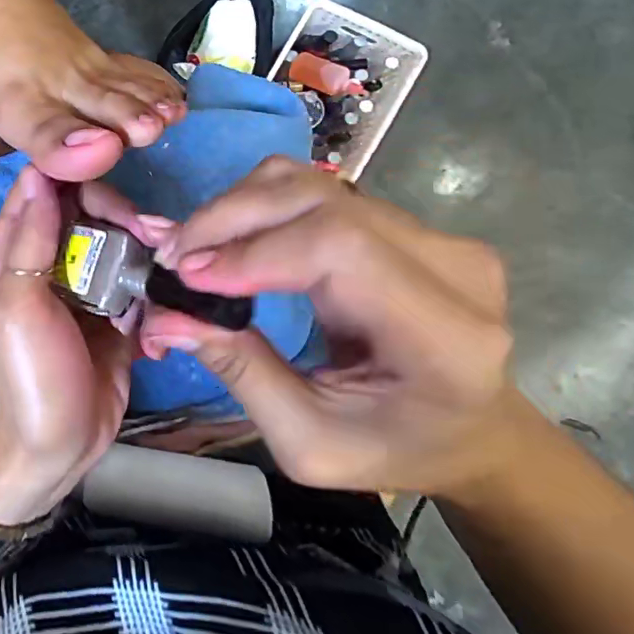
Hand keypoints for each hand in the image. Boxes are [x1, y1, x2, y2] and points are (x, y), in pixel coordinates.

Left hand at [0, 167, 157, 524]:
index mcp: (14, 252)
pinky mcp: (117, 308)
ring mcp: (86, 283)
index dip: (77, 180)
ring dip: (148, 245)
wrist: (58, 449)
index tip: (112, 189)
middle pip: (90, 210)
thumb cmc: (28, 374)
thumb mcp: (18, 305)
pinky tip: (171, 286)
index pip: (43, 189)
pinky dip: (156, 278)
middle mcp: (50, 259)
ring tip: (170, 259)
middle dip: (124, 214)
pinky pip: (140, 277)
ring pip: (120, 239)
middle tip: (153, 234)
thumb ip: (29, 241)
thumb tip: (37, 174)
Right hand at [141, 156, 514, 497]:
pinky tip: (230, 236)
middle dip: (229, 219)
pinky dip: (258, 204)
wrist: (469, 430)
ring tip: (194, 247)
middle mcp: (450, 267)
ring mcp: (433, 234)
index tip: (185, 274)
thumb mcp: (310, 442)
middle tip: (171, 255)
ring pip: (310, 184)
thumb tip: (163, 317)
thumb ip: (239, 373)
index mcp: (446, 337)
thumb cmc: (395, 449)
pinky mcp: (406, 220)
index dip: (253, 250)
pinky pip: (315, 189)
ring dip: (237, 206)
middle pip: (319, 201)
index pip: (340, 249)